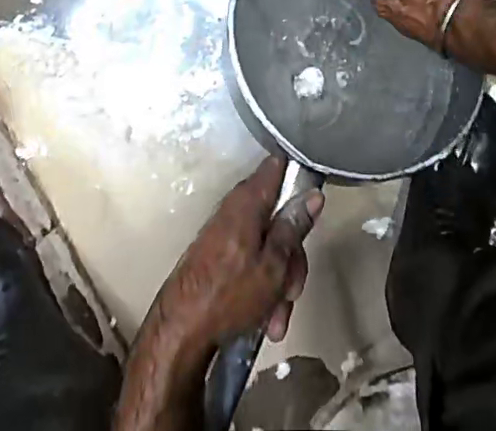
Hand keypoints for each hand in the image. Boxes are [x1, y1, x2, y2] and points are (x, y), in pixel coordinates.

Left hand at [149, 157, 322, 348]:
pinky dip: (262, 288)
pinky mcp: (220, 254)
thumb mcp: (274, 265)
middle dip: (291, 257)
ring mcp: (226, 232)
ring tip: (277, 318)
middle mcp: (235, 209)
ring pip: (268, 247)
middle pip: (278, 218)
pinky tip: (265, 319)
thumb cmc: (230, 293)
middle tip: (292, 289)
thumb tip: (312, 194)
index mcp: (248, 201)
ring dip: (278, 283)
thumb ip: (293, 228)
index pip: (276, 167)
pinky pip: (251, 262)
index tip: (313, 202)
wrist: (182, 327)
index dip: (298, 177)